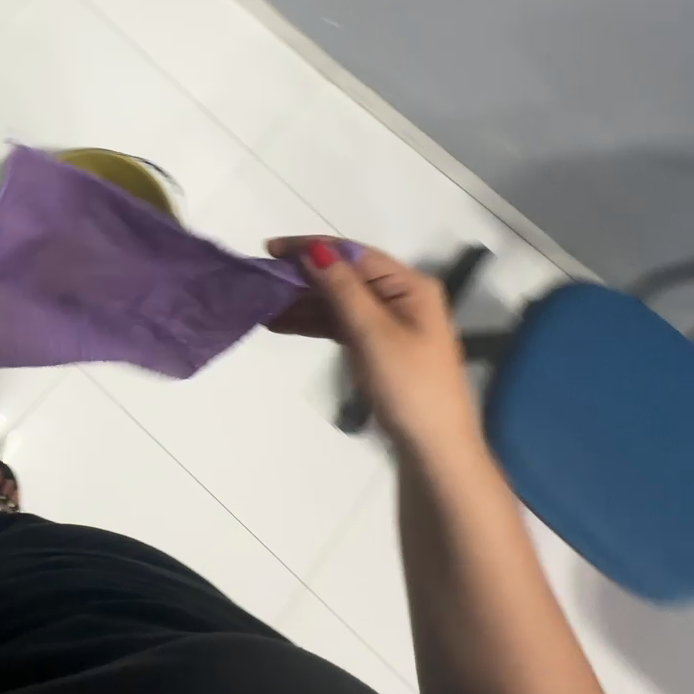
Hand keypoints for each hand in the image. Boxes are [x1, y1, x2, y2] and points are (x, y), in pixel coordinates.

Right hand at [265, 236, 479, 451]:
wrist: (433, 447)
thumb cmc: (408, 384)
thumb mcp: (372, 332)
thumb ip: (342, 288)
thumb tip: (314, 250)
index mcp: (408, 285)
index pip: (351, 254)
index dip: (310, 247)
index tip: (269, 249)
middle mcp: (398, 296)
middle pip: (342, 274)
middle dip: (301, 275)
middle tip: (260, 278)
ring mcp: (387, 321)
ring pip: (335, 299)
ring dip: (301, 300)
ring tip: (262, 303)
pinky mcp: (375, 343)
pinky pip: (337, 321)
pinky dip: (310, 321)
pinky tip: (280, 323)